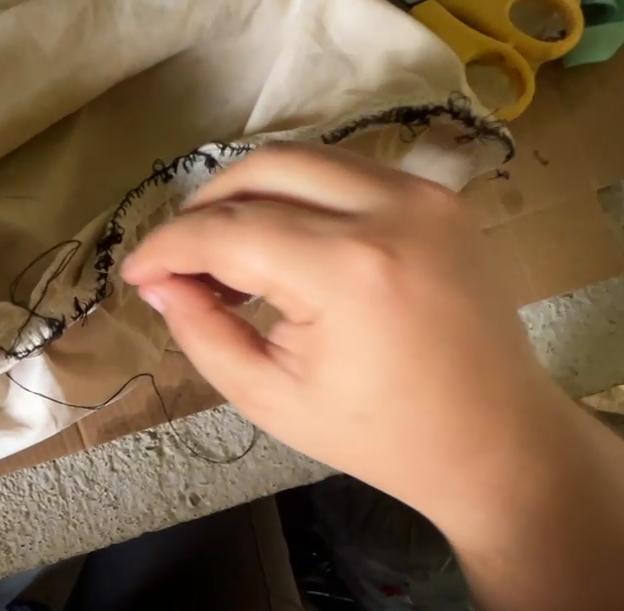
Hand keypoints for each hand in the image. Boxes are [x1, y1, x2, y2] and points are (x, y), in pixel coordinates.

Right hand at [119, 144, 577, 521]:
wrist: (490, 436)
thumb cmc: (372, 434)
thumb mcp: (267, 398)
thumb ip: (203, 334)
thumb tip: (159, 285)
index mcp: (346, 270)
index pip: (227, 230)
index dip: (166, 247)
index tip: (133, 274)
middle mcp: (391, 208)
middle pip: (263, 169)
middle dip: (201, 210)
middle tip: (173, 262)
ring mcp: (425, 193)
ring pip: (304, 161)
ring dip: (245, 200)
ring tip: (220, 263)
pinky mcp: (439, 197)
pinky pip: (343, 175)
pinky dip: (293, 201)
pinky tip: (275, 251)